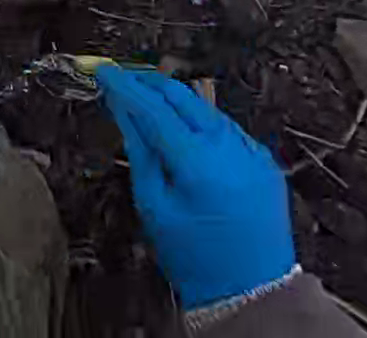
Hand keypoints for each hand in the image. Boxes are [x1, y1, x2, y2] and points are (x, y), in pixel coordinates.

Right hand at [95, 65, 295, 308]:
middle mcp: (226, 144)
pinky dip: (199, 121)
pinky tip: (184, 129)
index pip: (153, 107)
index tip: (104, 71)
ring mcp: (249, 147)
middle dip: (148, 82)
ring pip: (203, 107)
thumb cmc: (194, 257)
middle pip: (181, 95)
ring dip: (174, 100)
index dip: (125, 86)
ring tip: (147, 101)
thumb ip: (140, 153)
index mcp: (196, 160)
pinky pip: (224, 126)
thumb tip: (124, 110)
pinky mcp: (262, 156)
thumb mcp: (155, 208)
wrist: (254, 294)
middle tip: (123, 79)